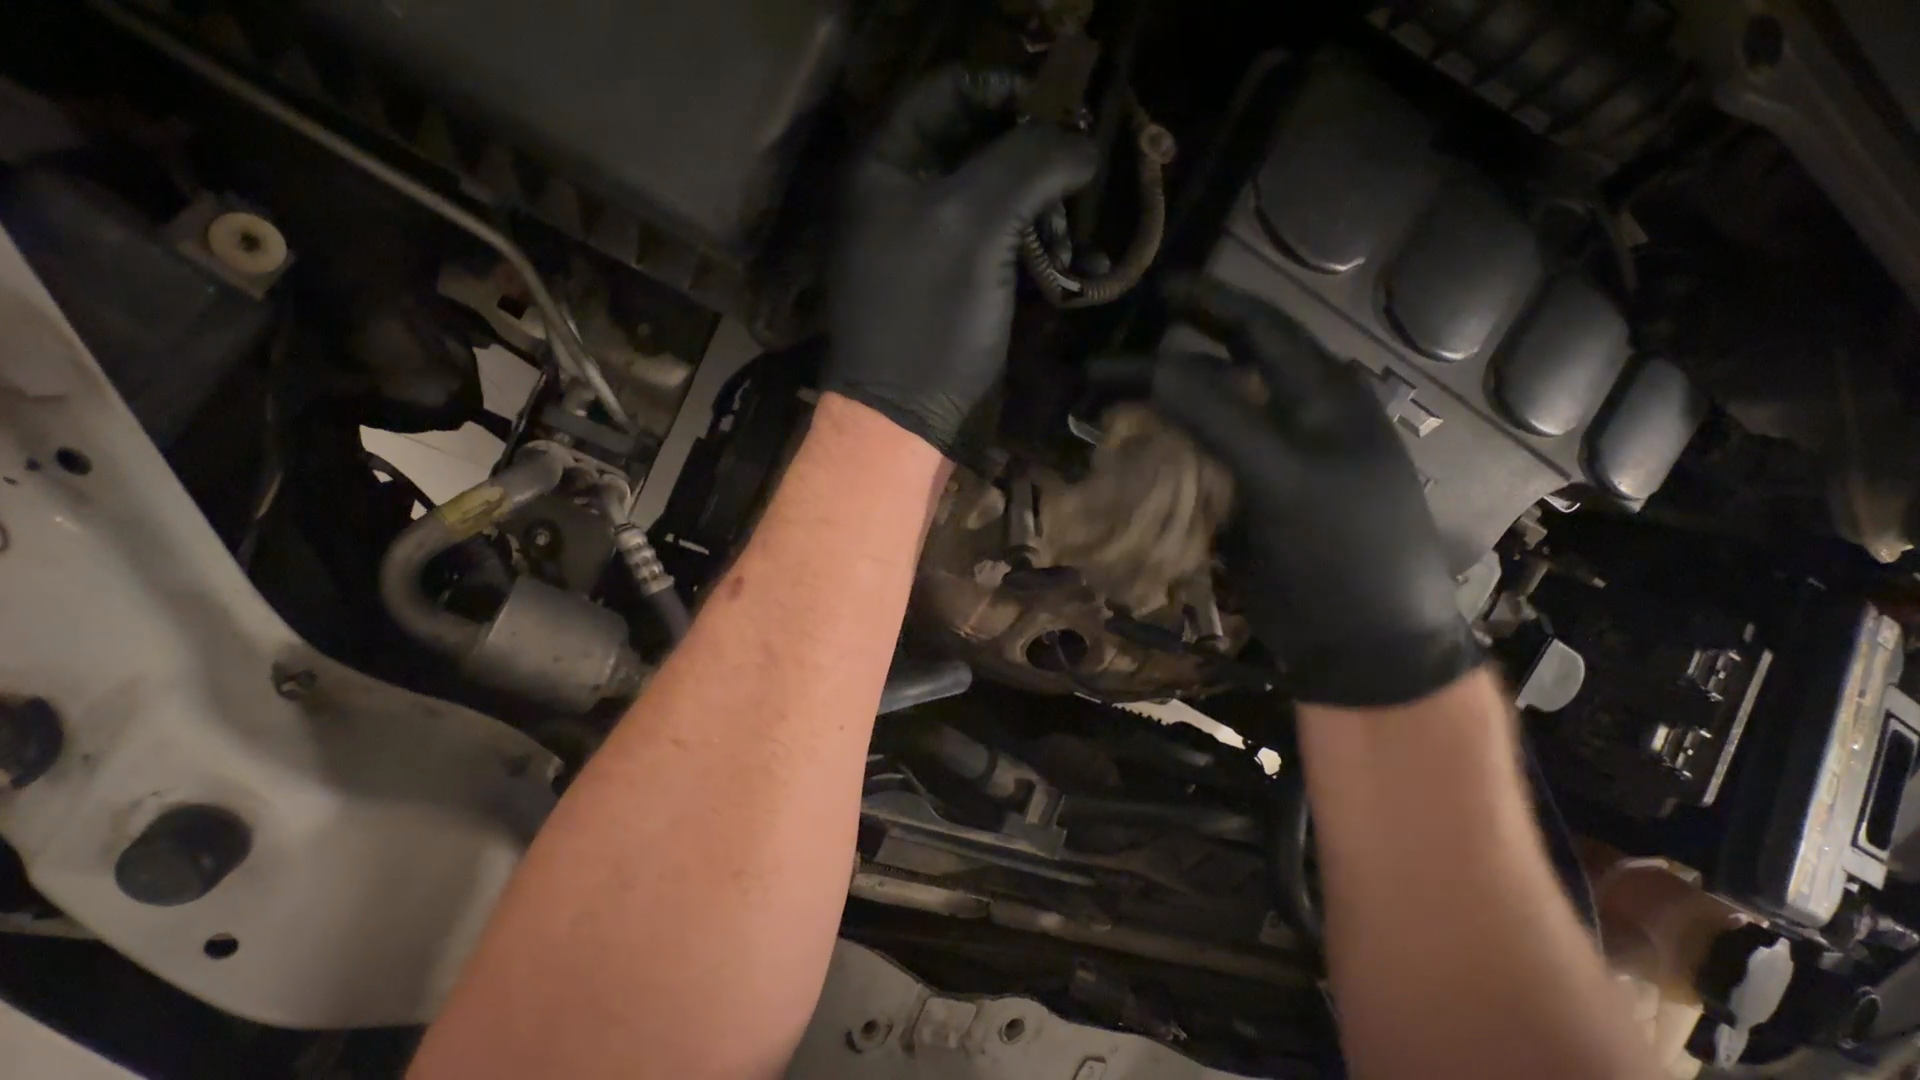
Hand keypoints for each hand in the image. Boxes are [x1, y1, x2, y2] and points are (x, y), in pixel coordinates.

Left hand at [827, 68, 1096, 457]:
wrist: (904, 420)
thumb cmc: (928, 319)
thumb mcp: (976, 227)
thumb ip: (1030, 164)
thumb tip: (1083, 143)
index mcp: (886, 164)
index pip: (952, 91)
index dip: (1013, 93)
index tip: (1069, 117)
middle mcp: (903, 194)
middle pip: (984, 146)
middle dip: (1038, 167)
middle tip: (1074, 193)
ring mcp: (929, 241)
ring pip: (1001, 199)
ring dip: (1047, 215)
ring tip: (1070, 249)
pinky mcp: (955, 282)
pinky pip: (1003, 247)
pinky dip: (1039, 254)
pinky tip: (1076, 272)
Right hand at [1145, 278, 1480, 706]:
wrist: (1362, 644)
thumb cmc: (1341, 550)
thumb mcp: (1283, 475)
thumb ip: (1221, 417)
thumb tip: (1157, 368)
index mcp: (1323, 396)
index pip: (1260, 331)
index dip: (1210, 305)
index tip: (1157, 289)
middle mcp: (1298, 419)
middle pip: (1225, 373)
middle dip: (1169, 363)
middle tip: (1110, 360)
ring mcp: (1273, 465)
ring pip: (1208, 422)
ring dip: (1161, 413)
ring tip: (1107, 407)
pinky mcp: (1251, 505)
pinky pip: (1202, 468)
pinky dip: (1166, 459)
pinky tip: (1131, 458)